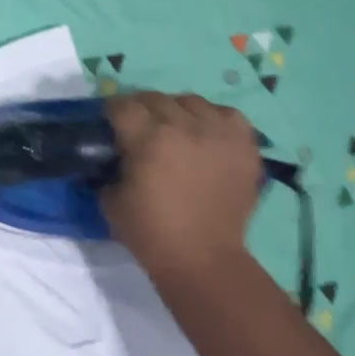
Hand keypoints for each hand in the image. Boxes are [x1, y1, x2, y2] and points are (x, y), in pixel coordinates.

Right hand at [101, 92, 261, 274]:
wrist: (202, 257)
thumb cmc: (150, 232)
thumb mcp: (110, 200)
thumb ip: (110, 169)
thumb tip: (115, 157)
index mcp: (149, 139)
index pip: (122, 106)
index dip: (111, 112)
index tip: (108, 123)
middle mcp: (185, 127)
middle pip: (155, 98)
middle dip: (140, 109)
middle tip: (137, 127)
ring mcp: (220, 133)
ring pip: (191, 101)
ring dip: (175, 110)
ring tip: (173, 128)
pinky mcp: (245, 145)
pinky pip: (227, 114)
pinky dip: (212, 119)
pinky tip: (205, 134)